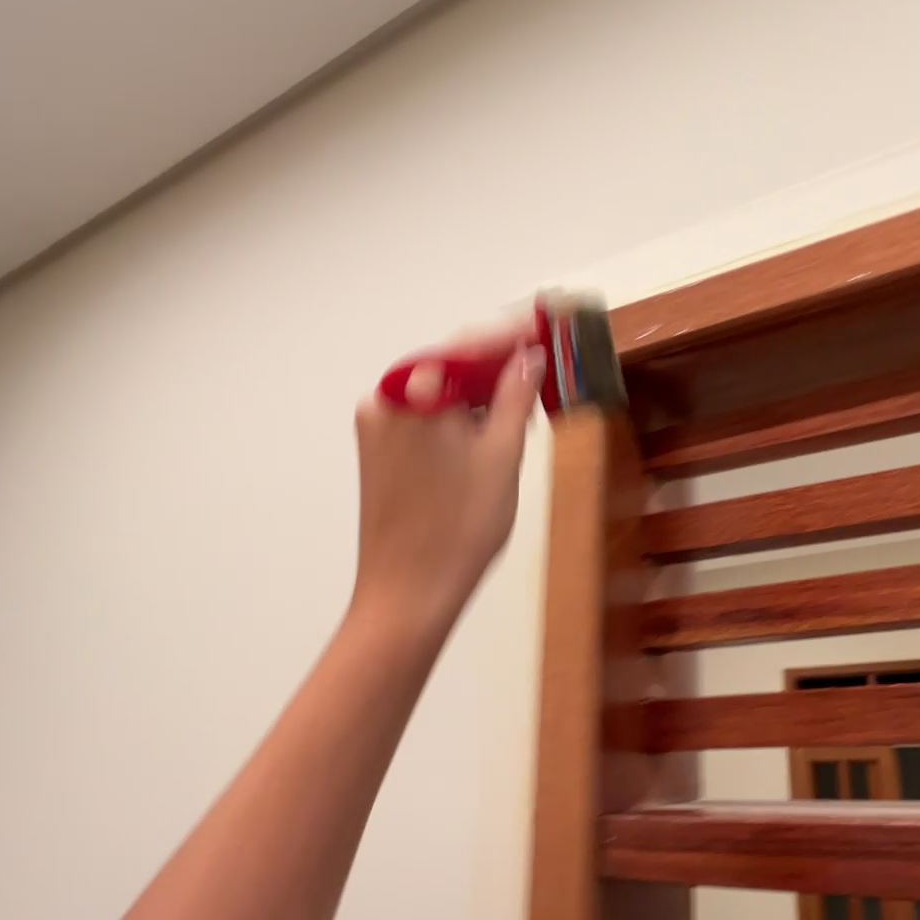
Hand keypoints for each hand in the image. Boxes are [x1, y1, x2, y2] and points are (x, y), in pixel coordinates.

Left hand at [349, 327, 543, 624]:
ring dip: (478, 396)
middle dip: (496, 369)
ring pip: (438, 393)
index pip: (469, 346)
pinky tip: (486, 436)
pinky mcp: (377, 452)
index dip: (511, 336)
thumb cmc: (462, 526)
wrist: (409, 593)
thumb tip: (529, 356)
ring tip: (519, 415)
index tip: (543, 326)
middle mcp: (385, 400)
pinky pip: (423, 417)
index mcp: (414, 394)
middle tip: (539, 376)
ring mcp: (376, 427)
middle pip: (450, 366)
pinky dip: (456, 418)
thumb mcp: (503, 454)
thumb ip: (515, 396)